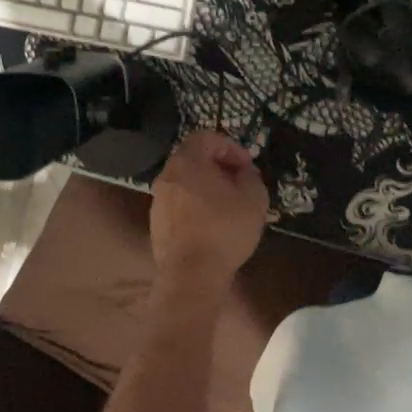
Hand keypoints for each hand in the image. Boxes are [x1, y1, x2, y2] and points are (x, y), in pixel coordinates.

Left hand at [149, 130, 268, 294]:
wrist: (191, 274)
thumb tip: (243, 173)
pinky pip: (180, 206)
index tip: (247, 167)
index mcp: (187, 161)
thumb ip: (251, 176)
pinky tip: (214, 227)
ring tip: (230, 208)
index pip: (206, 137)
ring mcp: (158, 201)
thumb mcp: (254, 198)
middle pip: (194, 160)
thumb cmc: (225, 229)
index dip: (231, 147)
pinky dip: (197, 208)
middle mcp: (167, 176)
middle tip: (241, 185)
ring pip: (186, 184)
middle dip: (220, 169)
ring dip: (208, 189)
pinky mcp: (157, 224)